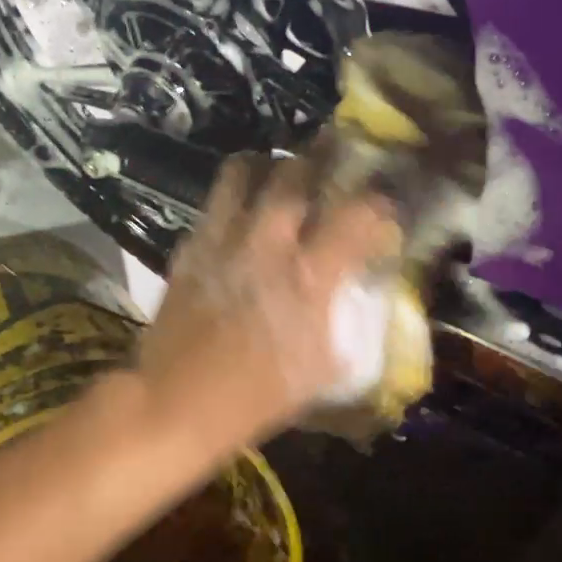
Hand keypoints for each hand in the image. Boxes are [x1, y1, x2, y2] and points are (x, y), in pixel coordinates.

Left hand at [136, 152, 399, 453]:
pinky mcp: (190, 243)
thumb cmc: (258, 395)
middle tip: (331, 166)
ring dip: (267, 166)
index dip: (378, 201)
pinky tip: (241, 214)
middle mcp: (266, 242)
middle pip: (295, 173)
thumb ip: (347, 317)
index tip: (384, 204)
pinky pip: (213, 201)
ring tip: (278, 175)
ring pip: (243, 170)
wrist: (177, 399)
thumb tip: (360, 287)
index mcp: (310, 275)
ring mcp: (221, 237)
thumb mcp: (324, 365)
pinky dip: (233, 197)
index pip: (357, 212)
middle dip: (320, 162)